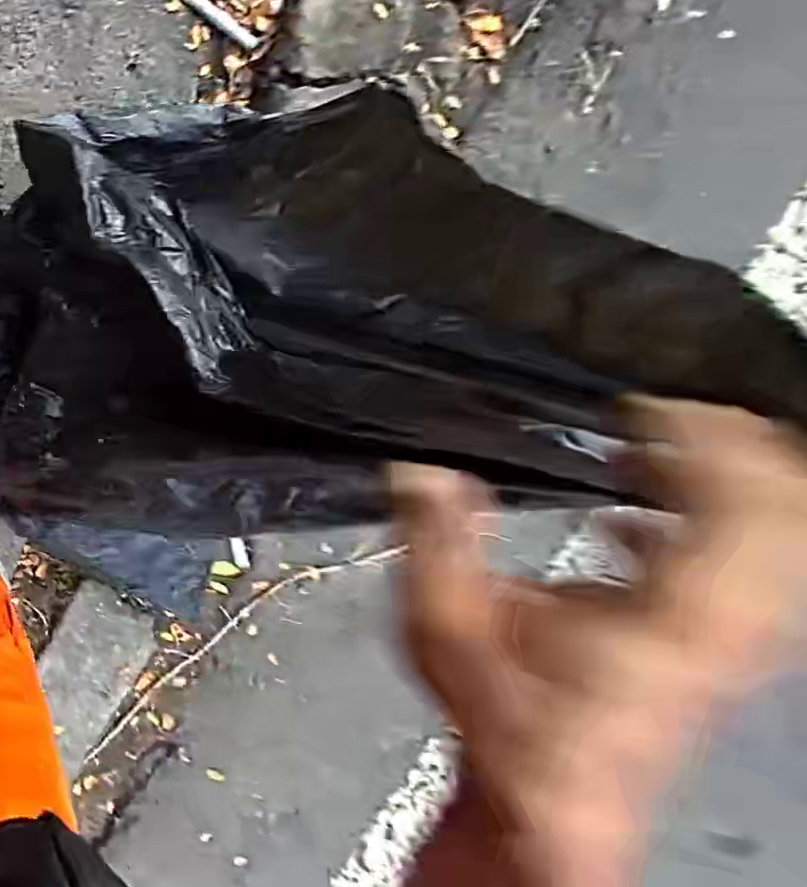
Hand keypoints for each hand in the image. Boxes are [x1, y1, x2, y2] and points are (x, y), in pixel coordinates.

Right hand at [394, 397, 806, 886]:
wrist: (546, 785)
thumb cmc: (499, 707)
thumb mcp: (445, 619)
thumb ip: (435, 538)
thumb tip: (418, 469)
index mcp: (676, 610)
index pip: (738, 506)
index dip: (700, 443)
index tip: (643, 402)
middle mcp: (729, 618)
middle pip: (784, 517)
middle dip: (736, 451)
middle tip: (665, 408)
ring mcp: (728, 632)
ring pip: (775, 541)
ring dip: (727, 482)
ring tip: (662, 441)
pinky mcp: (702, 639)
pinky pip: (736, 564)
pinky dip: (699, 522)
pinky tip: (634, 514)